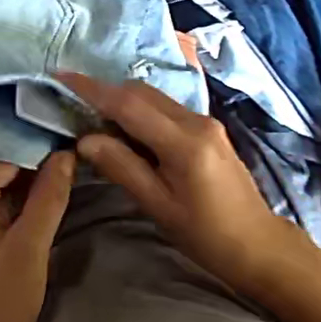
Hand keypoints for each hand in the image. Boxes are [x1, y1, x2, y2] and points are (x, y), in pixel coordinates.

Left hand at [0, 154, 74, 321]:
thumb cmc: (2, 300)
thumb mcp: (32, 245)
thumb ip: (49, 196)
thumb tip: (66, 153)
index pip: (7, 154)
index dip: (41, 150)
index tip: (74, 143)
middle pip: (2, 165)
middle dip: (37, 162)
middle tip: (76, 155)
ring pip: (1, 182)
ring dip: (31, 179)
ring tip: (68, 168)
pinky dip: (20, 197)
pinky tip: (47, 194)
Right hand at [59, 72, 303, 294]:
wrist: (259, 244)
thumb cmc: (206, 235)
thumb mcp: (158, 206)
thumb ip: (122, 167)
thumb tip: (85, 139)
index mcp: (184, 142)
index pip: (129, 104)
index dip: (92, 89)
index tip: (62, 77)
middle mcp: (196, 121)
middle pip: (141, 93)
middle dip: (104, 92)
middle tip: (72, 103)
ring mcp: (205, 122)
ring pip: (153, 98)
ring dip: (122, 101)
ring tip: (92, 117)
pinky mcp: (208, 129)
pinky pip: (165, 109)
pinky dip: (140, 112)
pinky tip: (125, 130)